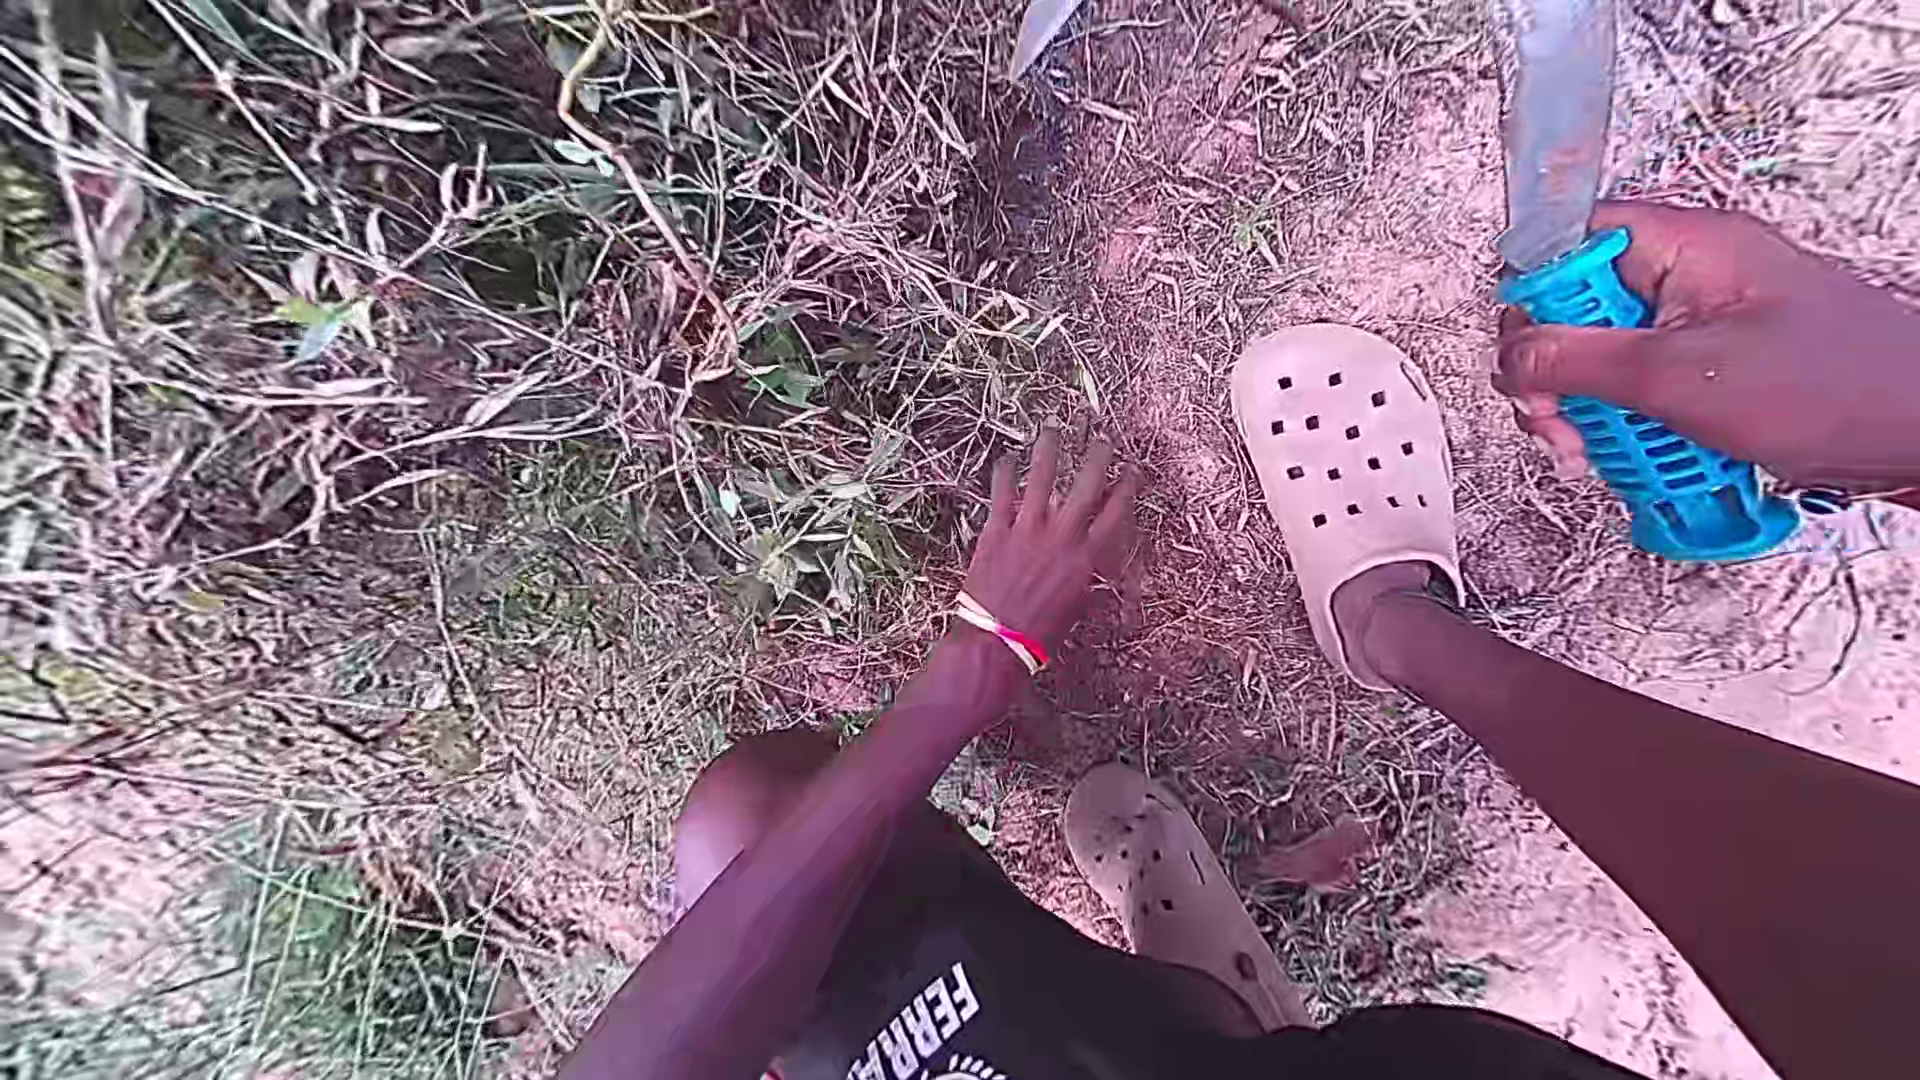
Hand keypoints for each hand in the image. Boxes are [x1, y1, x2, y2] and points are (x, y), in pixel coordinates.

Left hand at [959, 424, 1138, 651]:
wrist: (998, 641)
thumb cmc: (1041, 634)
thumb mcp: (1078, 606)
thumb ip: (1089, 575)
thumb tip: (1098, 561)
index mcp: (1088, 556)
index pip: (1116, 511)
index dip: (1128, 486)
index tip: (1133, 469)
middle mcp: (1062, 534)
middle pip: (1086, 485)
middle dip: (1098, 458)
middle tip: (1102, 439)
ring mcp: (1028, 528)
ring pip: (1042, 477)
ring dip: (1049, 450)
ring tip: (1052, 428)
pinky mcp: (997, 530)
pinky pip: (1002, 493)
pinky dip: (1005, 473)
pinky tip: (1007, 457)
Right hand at [1495, 201, 1919, 491]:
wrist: (1911, 441)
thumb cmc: (1836, 391)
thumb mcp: (1676, 374)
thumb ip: (1574, 357)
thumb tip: (1509, 352)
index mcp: (1684, 251)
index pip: (1566, 242)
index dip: (1532, 292)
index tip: (1531, 344)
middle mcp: (1671, 281)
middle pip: (1555, 310)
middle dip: (1539, 369)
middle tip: (1553, 408)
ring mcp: (1667, 326)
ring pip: (1567, 355)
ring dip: (1559, 405)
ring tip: (1581, 439)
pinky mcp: (1667, 364)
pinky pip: (1595, 384)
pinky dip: (1585, 419)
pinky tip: (1598, 444)